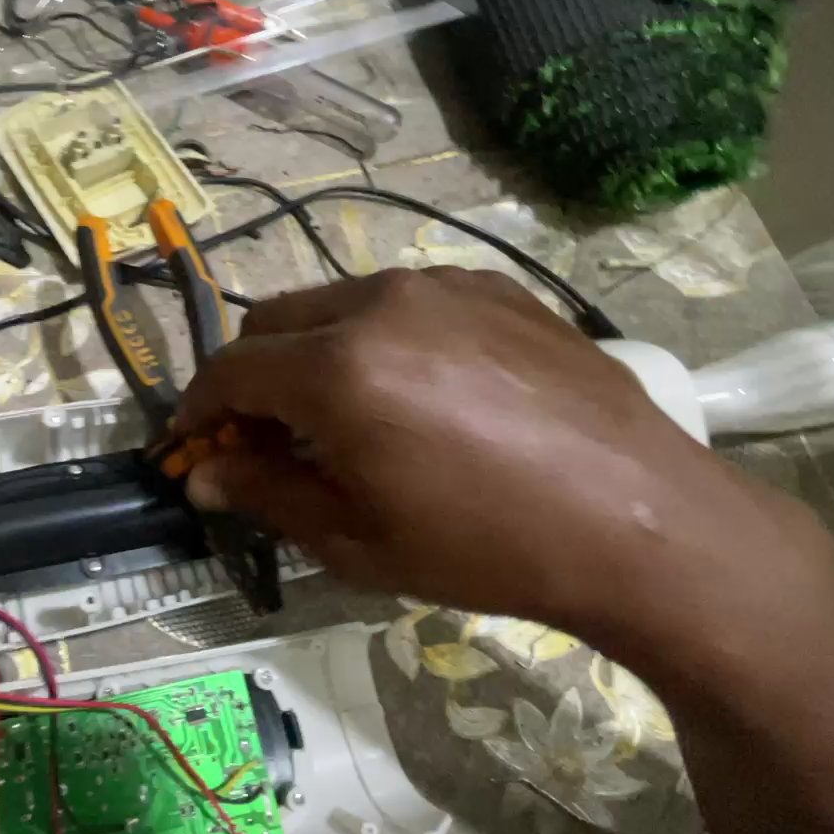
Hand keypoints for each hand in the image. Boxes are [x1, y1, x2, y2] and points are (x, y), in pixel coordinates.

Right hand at [177, 268, 833, 657]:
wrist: (643, 525)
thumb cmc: (484, 547)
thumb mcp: (353, 538)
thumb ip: (262, 492)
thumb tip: (201, 476)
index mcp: (338, 368)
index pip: (229, 370)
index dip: (196, 408)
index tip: (190, 443)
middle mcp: (379, 303)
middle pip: (269, 321)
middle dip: (247, 376)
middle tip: (262, 435)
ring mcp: (440, 286)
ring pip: (331, 303)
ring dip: (307, 352)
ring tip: (339, 414)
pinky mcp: (491, 287)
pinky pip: (398, 300)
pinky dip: (372, 337)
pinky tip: (411, 391)